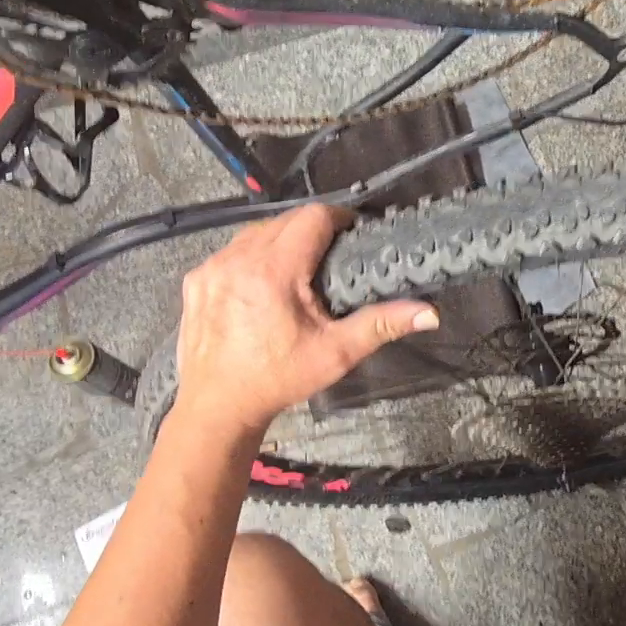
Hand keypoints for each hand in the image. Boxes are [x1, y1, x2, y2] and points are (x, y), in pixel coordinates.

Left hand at [171, 205, 437, 429]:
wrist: (218, 407)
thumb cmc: (279, 379)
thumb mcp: (336, 353)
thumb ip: (381, 324)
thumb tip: (429, 313)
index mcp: (274, 271)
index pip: (312, 218)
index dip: (338, 218)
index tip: (354, 232)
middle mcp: (238, 260)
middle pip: (283, 221)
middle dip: (312, 229)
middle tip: (334, 252)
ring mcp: (211, 268)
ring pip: (255, 233)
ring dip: (281, 240)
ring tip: (302, 265)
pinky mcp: (196, 280)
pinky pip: (231, 252)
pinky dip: (252, 257)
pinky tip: (265, 283)